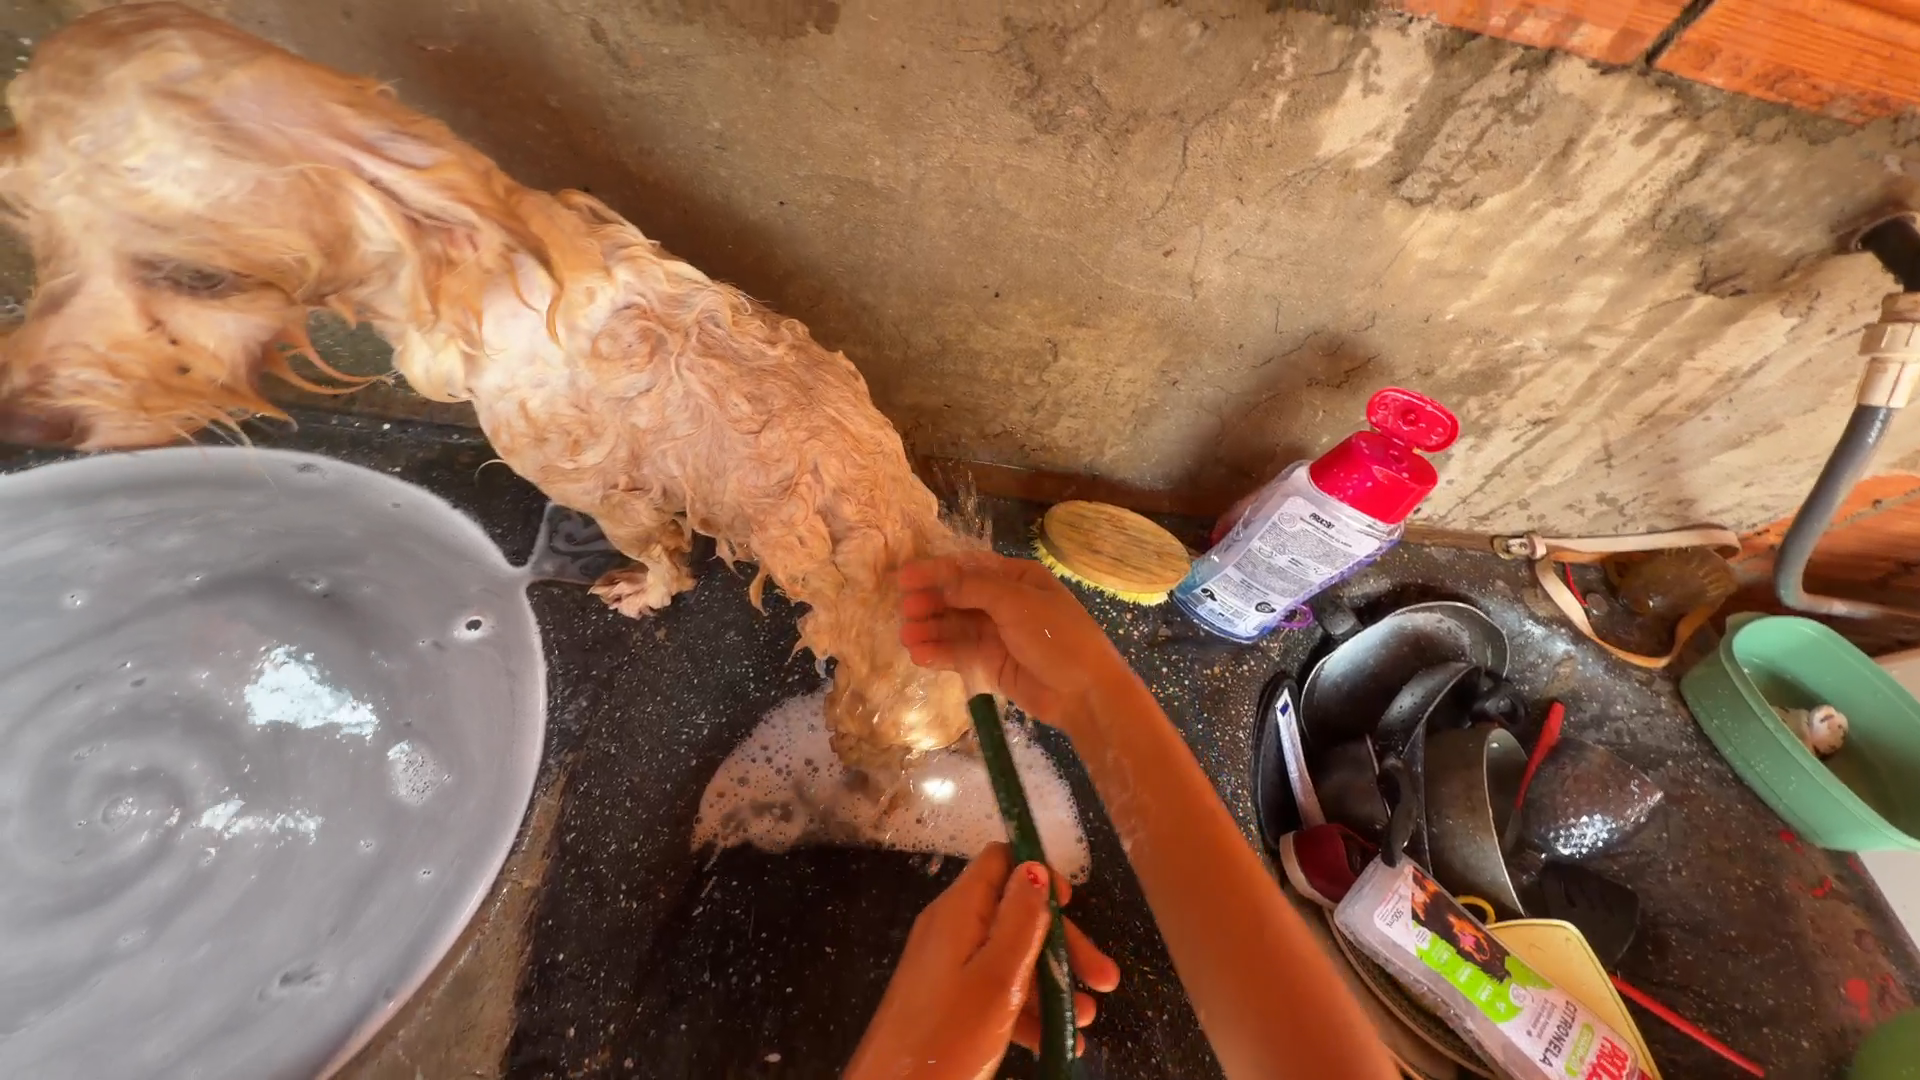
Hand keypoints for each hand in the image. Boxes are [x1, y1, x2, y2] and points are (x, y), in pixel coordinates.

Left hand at [846, 843, 1120, 1079]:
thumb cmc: (950, 1034)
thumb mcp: (998, 977)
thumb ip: (1021, 919)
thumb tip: (1035, 866)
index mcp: (960, 909)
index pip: (1000, 861)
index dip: (1038, 873)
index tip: (1072, 906)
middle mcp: (953, 926)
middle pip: (1014, 911)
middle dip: (1062, 942)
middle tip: (1104, 979)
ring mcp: (948, 963)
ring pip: (1009, 954)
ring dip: (1051, 981)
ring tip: (1085, 1019)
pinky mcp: (948, 998)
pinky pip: (994, 986)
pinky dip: (1027, 1006)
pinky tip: (1059, 1039)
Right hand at [898, 552, 1135, 737]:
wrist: (1084, 692)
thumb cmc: (1058, 637)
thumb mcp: (1018, 603)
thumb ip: (975, 588)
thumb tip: (939, 581)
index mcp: (1016, 579)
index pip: (969, 569)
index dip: (936, 572)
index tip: (905, 577)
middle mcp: (1004, 603)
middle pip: (958, 598)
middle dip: (931, 602)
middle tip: (906, 610)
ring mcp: (997, 634)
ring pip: (955, 627)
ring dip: (930, 630)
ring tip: (907, 637)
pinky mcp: (991, 663)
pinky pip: (959, 653)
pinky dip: (939, 653)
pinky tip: (920, 655)